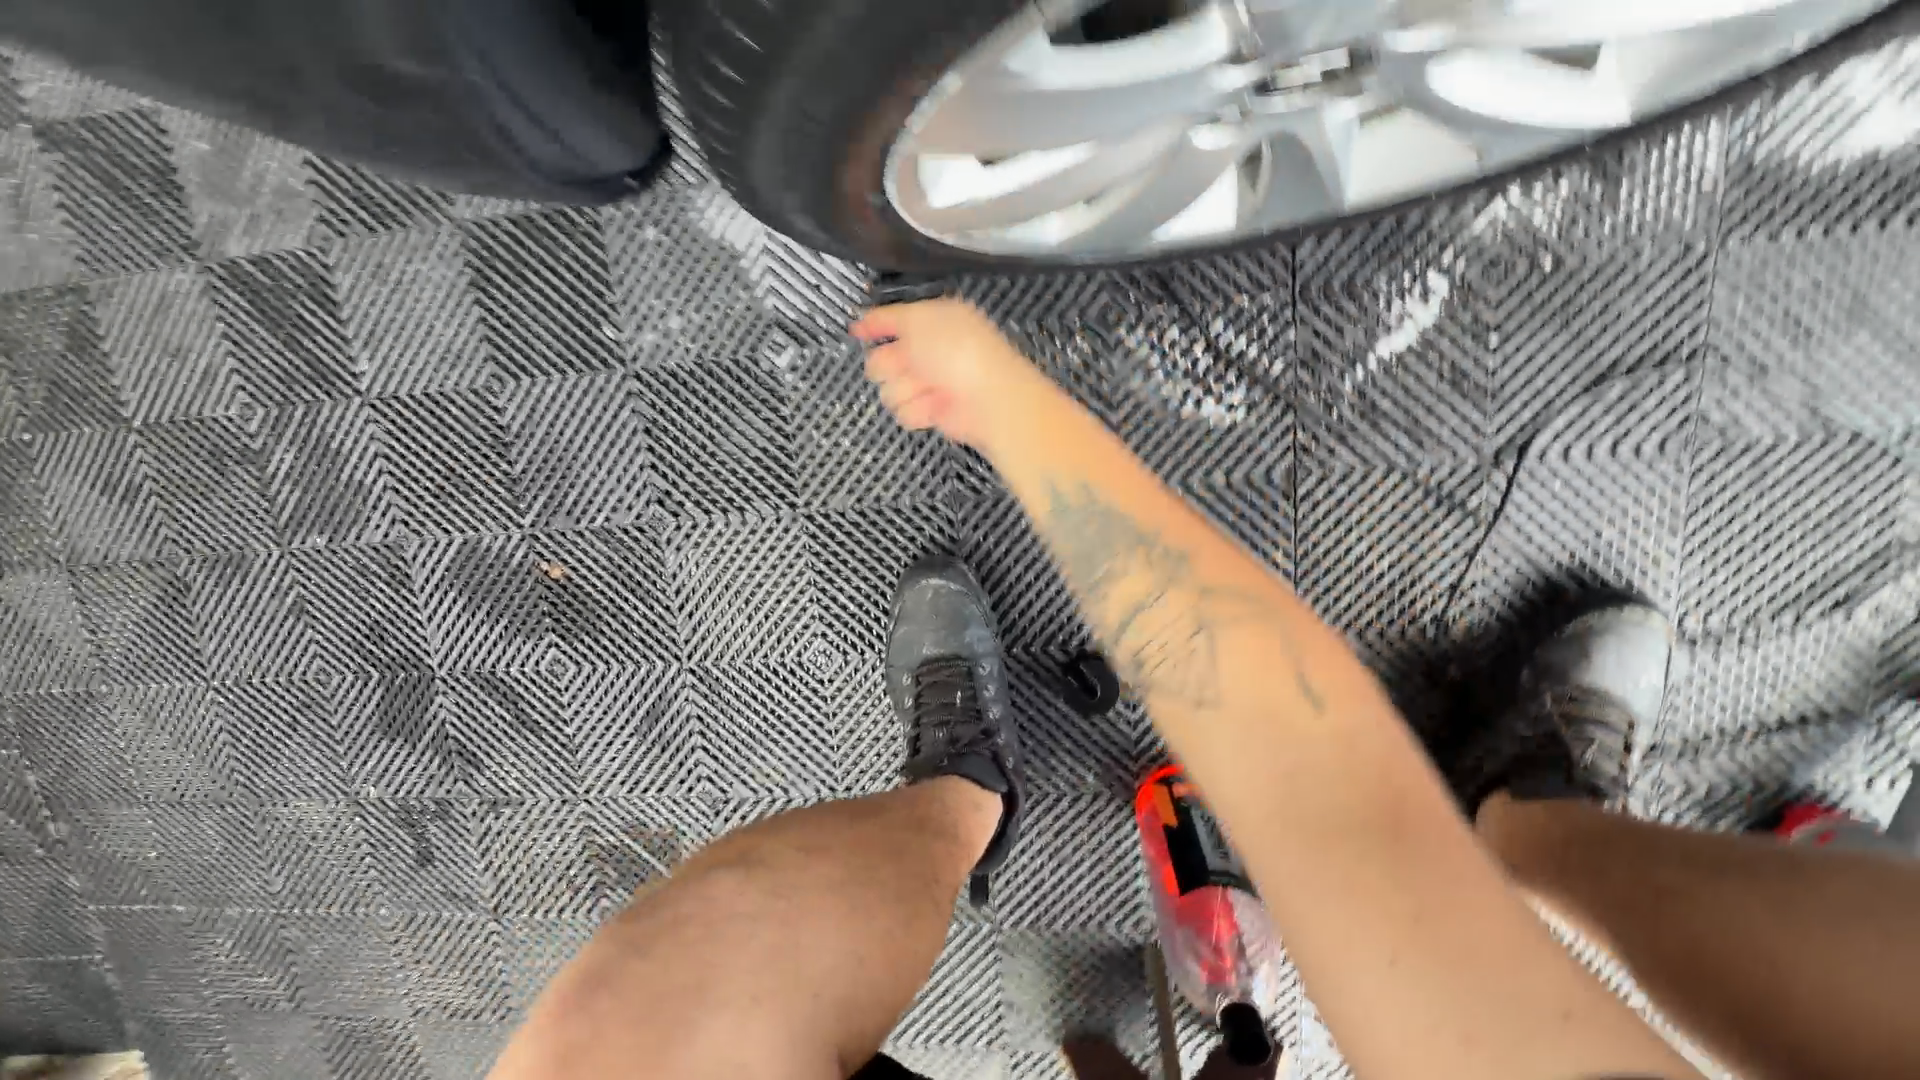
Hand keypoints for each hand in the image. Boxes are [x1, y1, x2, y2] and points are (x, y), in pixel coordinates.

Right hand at [851, 298, 1040, 450]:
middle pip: (882, 359)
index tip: (856, 330)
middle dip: (889, 364)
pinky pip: (904, 411)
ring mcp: (930, 383)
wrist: (987, 398)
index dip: (874, 325)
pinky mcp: (931, 411)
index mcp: (934, 322)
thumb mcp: (921, 319)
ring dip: (904, 389)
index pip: (894, 320)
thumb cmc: (960, 353)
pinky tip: (934, 405)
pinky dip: (917, 409)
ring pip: (889, 389)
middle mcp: (931, 352)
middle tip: (908, 366)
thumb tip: (868, 319)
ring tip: (928, 388)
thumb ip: (891, 318)